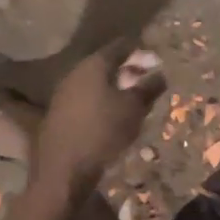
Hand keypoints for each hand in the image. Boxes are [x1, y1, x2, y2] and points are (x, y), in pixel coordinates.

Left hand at [34, 40, 164, 186]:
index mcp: (94, 65)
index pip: (121, 46)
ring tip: (133, 100)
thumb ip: (148, 88)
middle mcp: (76, 73)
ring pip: (95, 83)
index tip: (156, 60)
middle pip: (106, 64)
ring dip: (114, 87)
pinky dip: (101, 101)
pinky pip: (85, 99)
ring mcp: (63, 95)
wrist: (62, 173)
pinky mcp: (58, 116)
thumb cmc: (102, 132)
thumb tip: (161, 74)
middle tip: (147, 80)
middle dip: (128, 70)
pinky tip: (112, 115)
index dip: (140, 51)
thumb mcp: (133, 108)